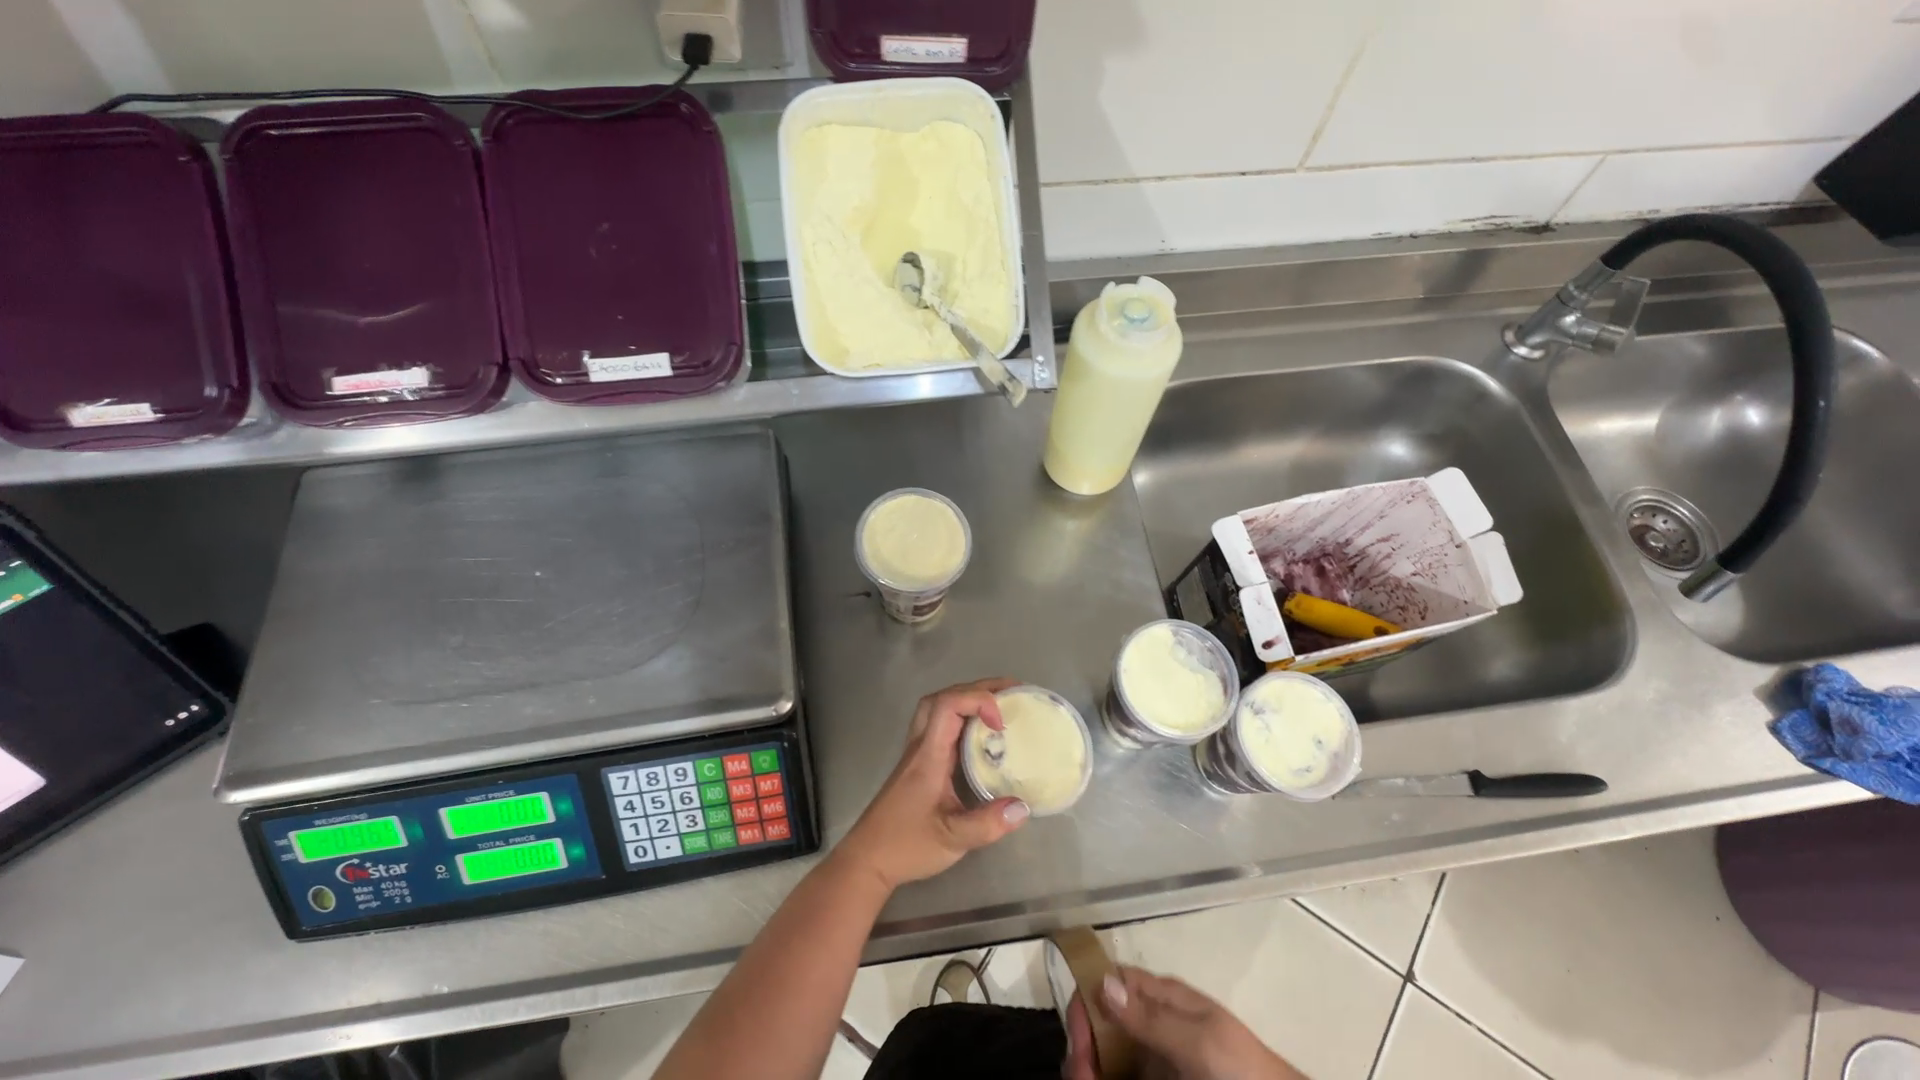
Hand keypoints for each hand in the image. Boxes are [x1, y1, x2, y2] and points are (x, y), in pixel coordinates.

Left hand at [834, 677, 1031, 891]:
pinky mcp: (917, 767)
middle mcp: (920, 747)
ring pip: (937, 710)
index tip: (1001, 724)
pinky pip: (939, 728)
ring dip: (968, 701)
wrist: (867, 860)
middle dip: (977, 689)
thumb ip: (987, 824)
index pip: (947, 706)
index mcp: (928, 756)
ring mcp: (916, 756)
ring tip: (999, 709)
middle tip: (1011, 695)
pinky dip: (962, 721)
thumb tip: (1023, 807)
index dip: (978, 701)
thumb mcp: (952, 840)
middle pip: (941, 698)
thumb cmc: (906, 846)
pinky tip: (980, 738)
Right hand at [1064, 966, 1304, 1079]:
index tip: (1078, 1039)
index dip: (1086, 1003)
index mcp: (1162, 998)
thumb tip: (1102, 981)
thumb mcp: (1200, 1042)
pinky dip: (1101, 1078)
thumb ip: (1151, 1016)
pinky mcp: (1154, 1079)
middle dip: (1083, 1047)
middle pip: (1099, 1023)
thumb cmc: (1241, 1070)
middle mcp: (1150, 1023)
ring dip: (1088, 1068)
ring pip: (1103, 1055)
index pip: (1109, 981)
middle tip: (1083, 1075)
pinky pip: (1119, 1074)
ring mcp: (1152, 1057)